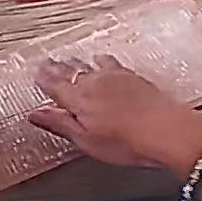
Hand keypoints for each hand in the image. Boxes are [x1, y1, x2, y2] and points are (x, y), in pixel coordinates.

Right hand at [28, 56, 201, 175]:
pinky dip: (101, 60)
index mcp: (78, 99)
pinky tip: (102, 59)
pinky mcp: (132, 76)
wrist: (166, 130)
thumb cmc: (126, 141)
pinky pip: (110, 62)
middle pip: (70, 72)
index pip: (54, 86)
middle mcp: (94, 83)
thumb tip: (36, 114)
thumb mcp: (86, 140)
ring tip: (69, 59)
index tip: (37, 74)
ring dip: (77, 62)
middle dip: (57, 68)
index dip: (44, 80)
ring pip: (89, 64)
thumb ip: (60, 123)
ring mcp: (115, 77)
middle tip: (47, 63)